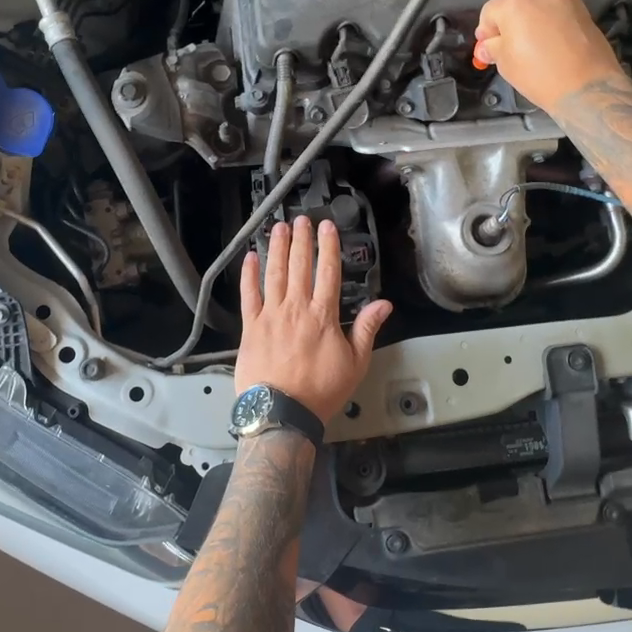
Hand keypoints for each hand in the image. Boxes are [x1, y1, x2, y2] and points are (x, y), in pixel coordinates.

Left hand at [235, 217, 393, 421]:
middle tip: (301, 219)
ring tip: (278, 228)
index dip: (328, 246)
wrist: (281, 412)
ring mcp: (270, 315)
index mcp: (323, 315)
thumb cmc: (320, 390)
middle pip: (299, 266)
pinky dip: (248, 275)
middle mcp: (296, 308)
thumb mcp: (354, 363)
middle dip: (301, 240)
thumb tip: (384, 304)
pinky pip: (248, 295)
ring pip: (274, 274)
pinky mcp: (250, 327)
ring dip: (277, 248)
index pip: (327, 272)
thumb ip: (366, 329)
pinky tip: (250, 257)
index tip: (327, 227)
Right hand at [475, 0, 631, 113]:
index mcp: (514, 3)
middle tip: (511, 47)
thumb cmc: (538, 74)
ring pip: (537, 6)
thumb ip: (492, 48)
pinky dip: (550, 22)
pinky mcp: (582, 9)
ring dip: (531, 20)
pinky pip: (557, 11)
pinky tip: (553, 43)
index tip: (488, 48)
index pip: (490, 11)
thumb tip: (488, 45)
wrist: (585, 86)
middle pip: (514, 4)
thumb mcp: (504, 63)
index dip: (486, 31)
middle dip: (509, 22)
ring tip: (535, 46)